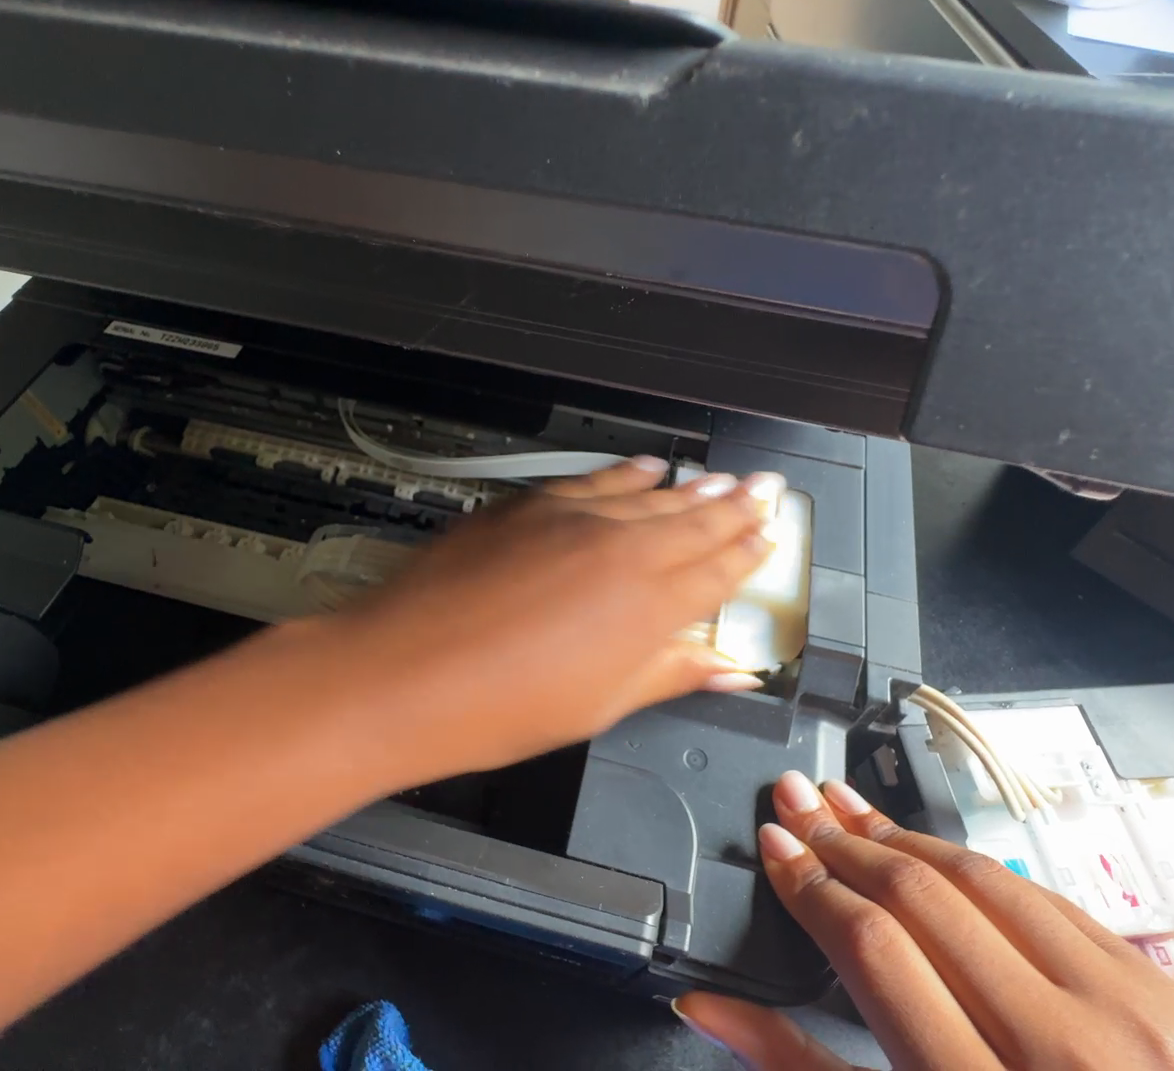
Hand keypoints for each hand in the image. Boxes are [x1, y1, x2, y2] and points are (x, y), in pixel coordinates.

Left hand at [301, 456, 777, 784]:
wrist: (402, 672)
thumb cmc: (495, 705)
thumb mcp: (599, 704)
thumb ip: (670, 673)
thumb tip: (725, 669)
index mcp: (647, 605)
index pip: (719, 569)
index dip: (750, 553)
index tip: (771, 539)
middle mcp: (618, 549)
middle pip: (696, 521)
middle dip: (738, 507)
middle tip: (769, 490)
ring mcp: (571, 519)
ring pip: (651, 495)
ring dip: (692, 488)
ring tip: (724, 480)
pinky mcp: (527, 506)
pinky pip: (594, 480)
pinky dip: (626, 473)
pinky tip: (646, 468)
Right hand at [674, 771, 1173, 1070]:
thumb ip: (793, 1062)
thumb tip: (705, 1007)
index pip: (872, 948)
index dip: (810, 884)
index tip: (775, 842)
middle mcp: (1063, 1050)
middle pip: (922, 896)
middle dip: (844, 838)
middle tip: (797, 797)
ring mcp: (1124, 1012)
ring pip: (979, 875)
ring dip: (901, 834)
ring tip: (847, 806)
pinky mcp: (1155, 986)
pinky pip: (1037, 891)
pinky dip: (968, 864)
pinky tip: (922, 848)